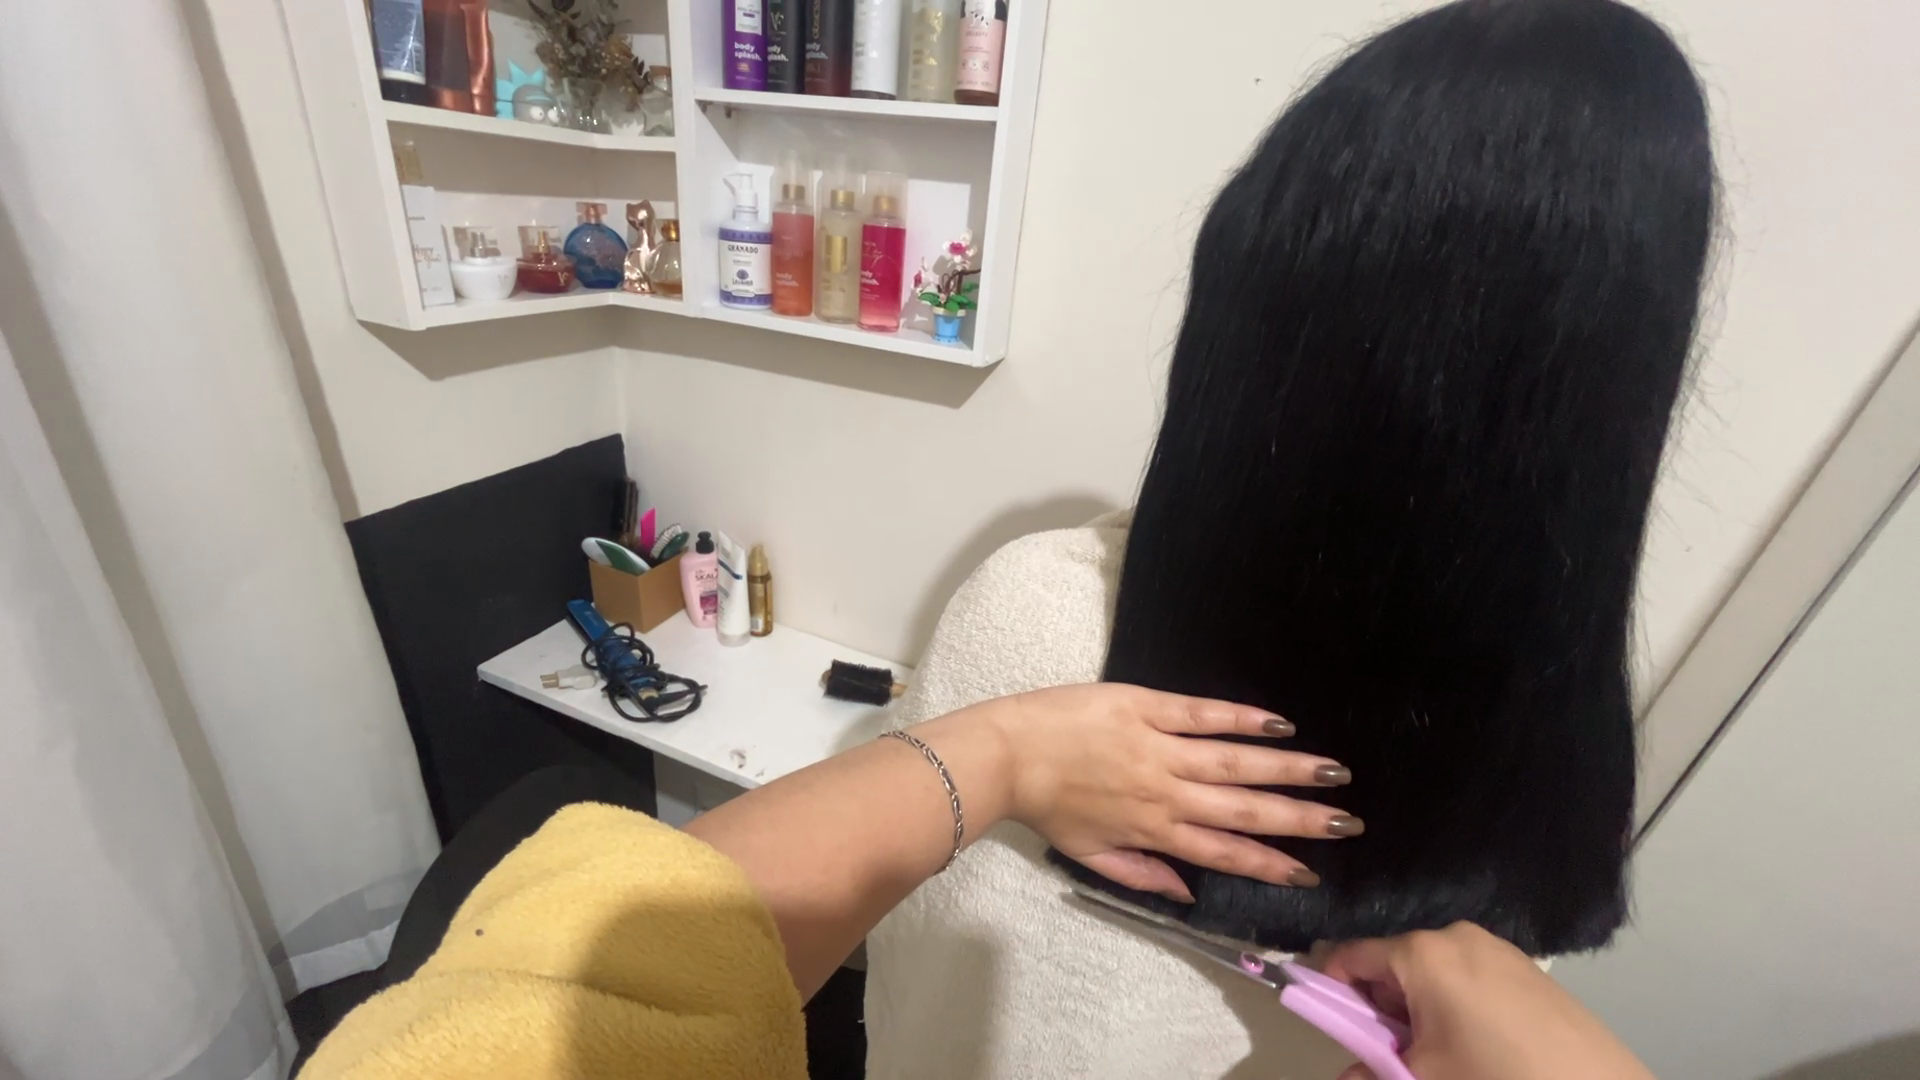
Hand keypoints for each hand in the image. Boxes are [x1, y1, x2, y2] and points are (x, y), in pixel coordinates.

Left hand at [958, 683, 1359, 900]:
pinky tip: (1276, 722)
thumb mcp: (1088, 854)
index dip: (1268, 864)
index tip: (1310, 873)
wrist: (1006, 753)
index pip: (1221, 853)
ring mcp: (1156, 747)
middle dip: (1297, 819)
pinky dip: (1239, 718)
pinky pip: (1199, 714)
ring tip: (1331, 772)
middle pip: (1241, 809)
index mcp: (1151, 830)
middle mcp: (1164, 793)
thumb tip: (1188, 894)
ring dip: (1285, 767)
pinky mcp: (1143, 708)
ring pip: (1231, 762)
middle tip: (1346, 822)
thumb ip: (1140, 875)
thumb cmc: (1044, 804)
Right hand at [1319, 922, 1654, 1079]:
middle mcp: (1452, 934)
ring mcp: (1495, 947)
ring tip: (1444, 1054)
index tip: (1337, 1025)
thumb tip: (1347, 1077)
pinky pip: (1470, 976)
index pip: (1350, 955)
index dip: (1333, 989)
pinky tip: (1483, 1046)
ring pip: (1432, 970)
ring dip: (1421, 1006)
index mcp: (1420, 951)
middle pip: (1392, 962)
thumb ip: (1375, 1071)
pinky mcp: (1529, 968)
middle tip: (1398, 1051)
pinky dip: (1458, 1004)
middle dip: (1384, 1005)